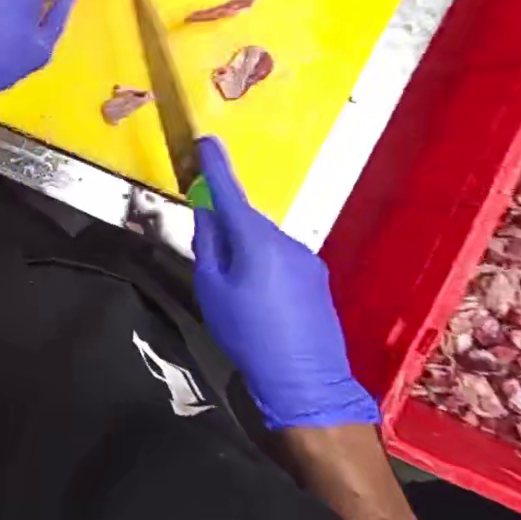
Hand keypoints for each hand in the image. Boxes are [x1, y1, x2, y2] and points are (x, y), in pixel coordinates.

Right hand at [190, 137, 378, 429]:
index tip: (206, 142)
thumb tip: (207, 213)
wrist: (304, 377)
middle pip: (246, 220)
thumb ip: (208, 246)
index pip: (230, 195)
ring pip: (262, 240)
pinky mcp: (315, 277)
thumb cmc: (246, 332)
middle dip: (224, 225)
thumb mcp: (212, 289)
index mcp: (256, 242)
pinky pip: (278, 256)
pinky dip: (259, 262)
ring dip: (242, 249)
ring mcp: (306, 258)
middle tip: (205, 255)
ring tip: (230, 288)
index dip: (215, 168)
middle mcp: (286, 241)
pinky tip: (253, 295)